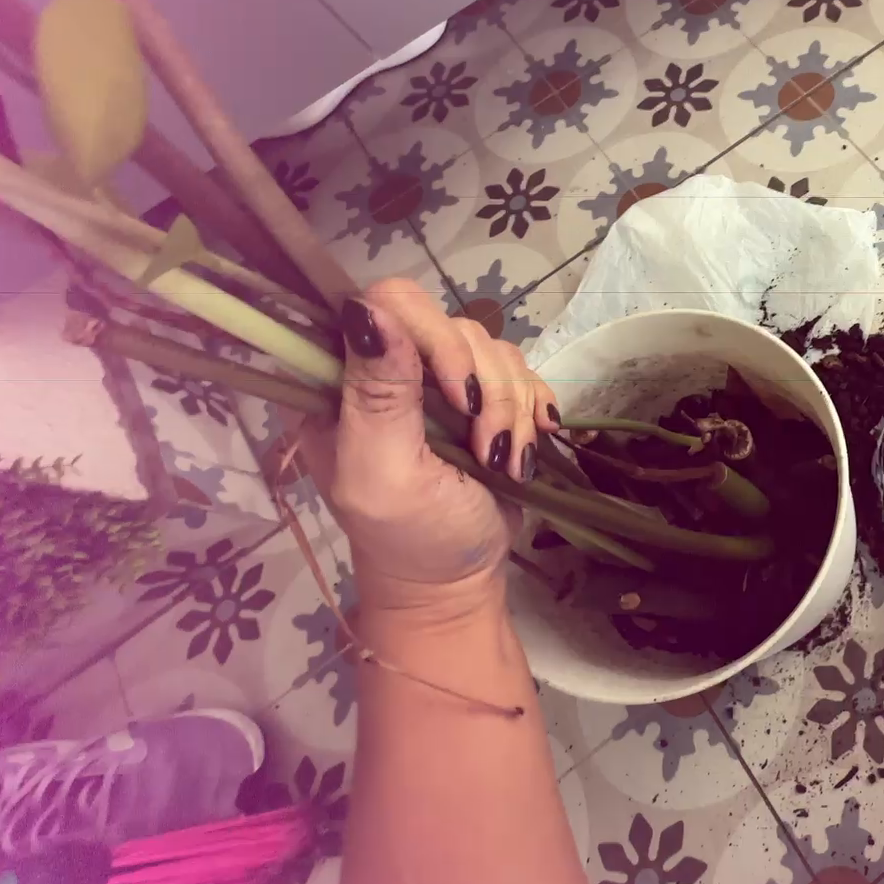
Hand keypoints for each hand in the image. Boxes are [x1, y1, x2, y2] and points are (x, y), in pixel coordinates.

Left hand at [298, 279, 561, 612]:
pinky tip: (533, 442)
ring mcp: (446, 386)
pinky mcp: (490, 400)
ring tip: (506, 460)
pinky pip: (528, 375)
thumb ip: (377, 397)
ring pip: (500, 354)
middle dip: (490, 390)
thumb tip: (368, 310)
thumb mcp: (385, 474)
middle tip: (488, 446)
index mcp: (346, 383)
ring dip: (515, 410)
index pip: (393, 306)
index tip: (460, 399)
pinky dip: (537, 409)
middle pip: (460, 329)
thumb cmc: (413, 537)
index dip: (437, 341)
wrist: (461, 577)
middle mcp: (396, 372)